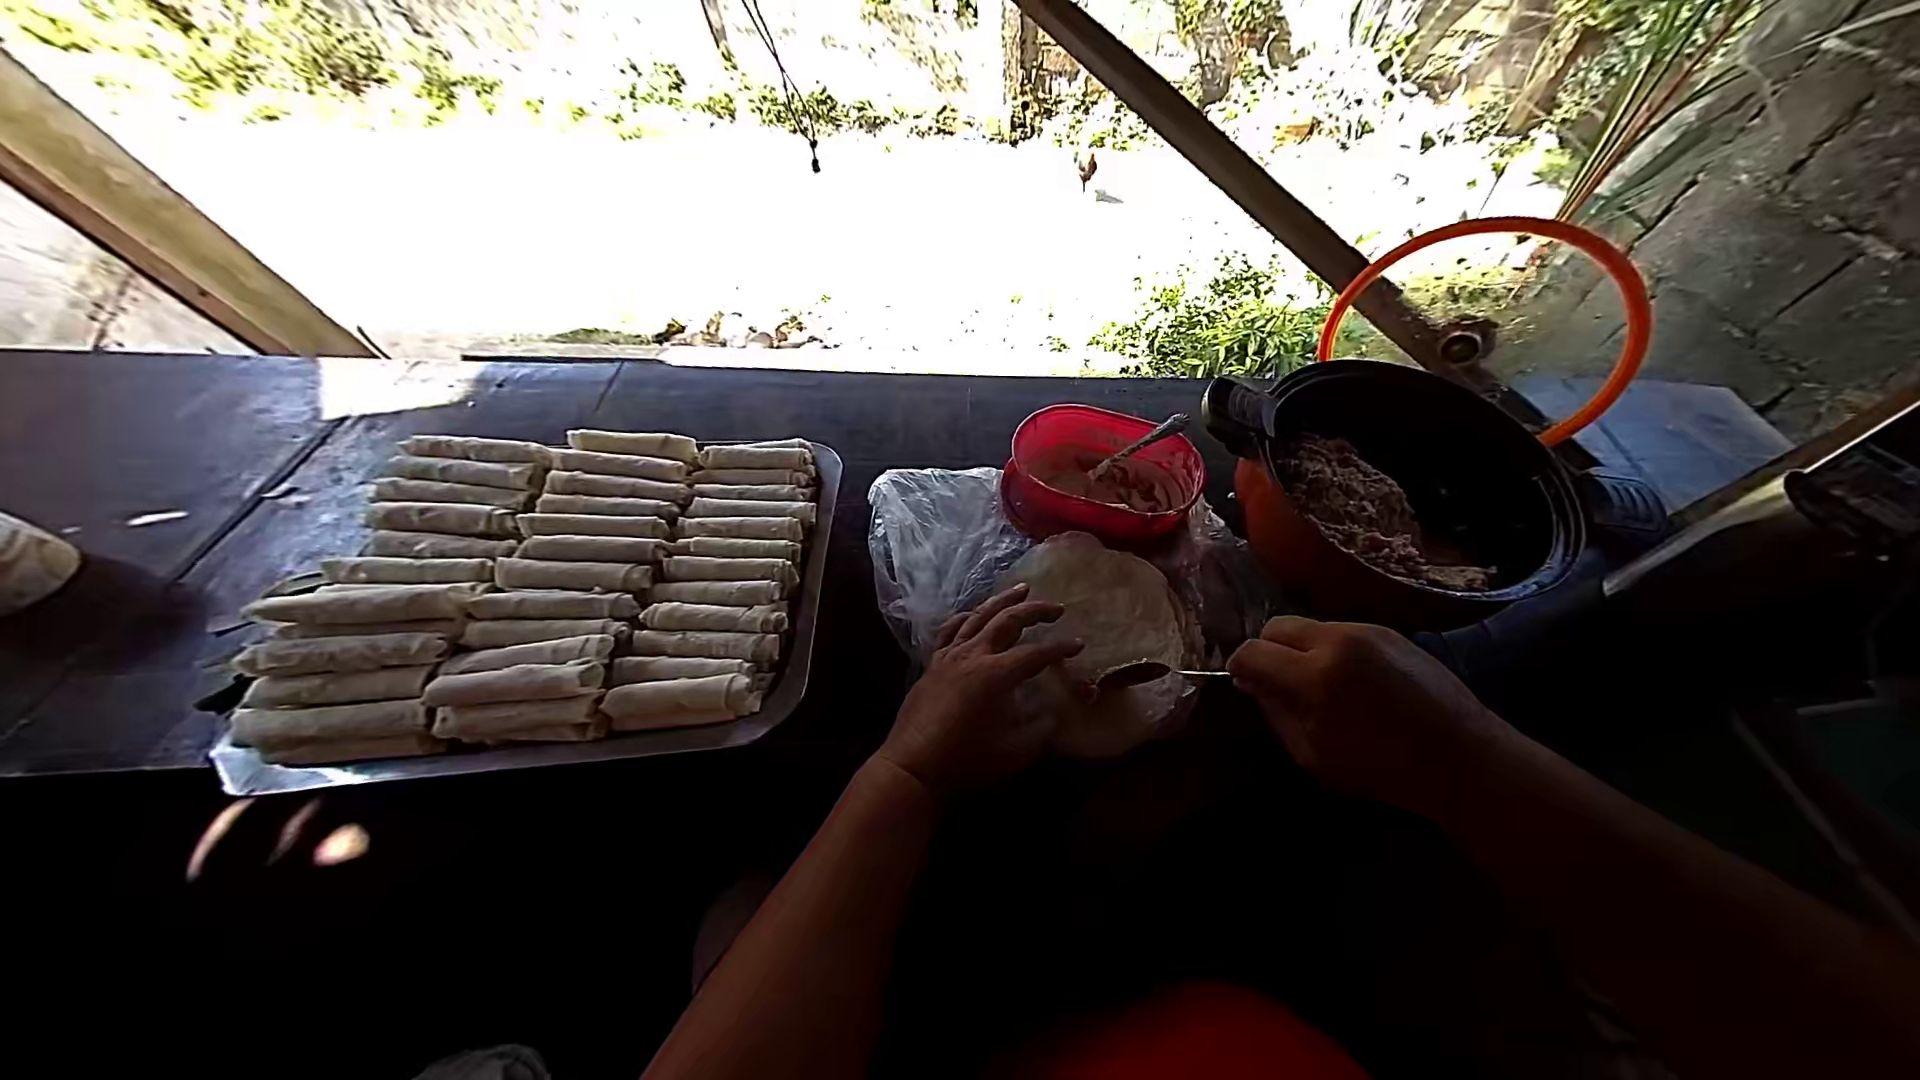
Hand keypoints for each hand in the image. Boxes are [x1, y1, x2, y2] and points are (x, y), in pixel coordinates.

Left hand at [875, 583, 1084, 798]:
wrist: (913, 765)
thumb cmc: (965, 760)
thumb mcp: (1014, 752)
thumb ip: (1040, 729)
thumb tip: (1054, 713)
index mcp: (995, 674)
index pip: (1035, 654)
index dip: (1060, 648)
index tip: (1078, 645)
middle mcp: (973, 656)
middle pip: (1008, 621)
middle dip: (1035, 611)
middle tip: (1057, 608)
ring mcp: (949, 656)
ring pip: (979, 616)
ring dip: (1002, 601)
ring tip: (1021, 590)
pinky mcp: (933, 663)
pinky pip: (951, 630)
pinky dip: (967, 617)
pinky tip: (974, 614)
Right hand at [1227, 615, 1516, 811]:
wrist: (1465, 760)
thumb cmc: (1383, 769)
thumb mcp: (1312, 755)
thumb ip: (1274, 713)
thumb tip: (1252, 684)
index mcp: (1315, 676)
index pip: (1252, 651)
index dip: (1239, 666)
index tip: (1243, 682)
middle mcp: (1336, 641)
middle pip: (1275, 626)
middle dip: (1267, 649)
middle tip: (1275, 678)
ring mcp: (1365, 631)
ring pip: (1307, 625)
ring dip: (1299, 648)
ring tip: (1316, 679)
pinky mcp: (1388, 631)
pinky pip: (1338, 631)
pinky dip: (1328, 648)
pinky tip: (1348, 678)